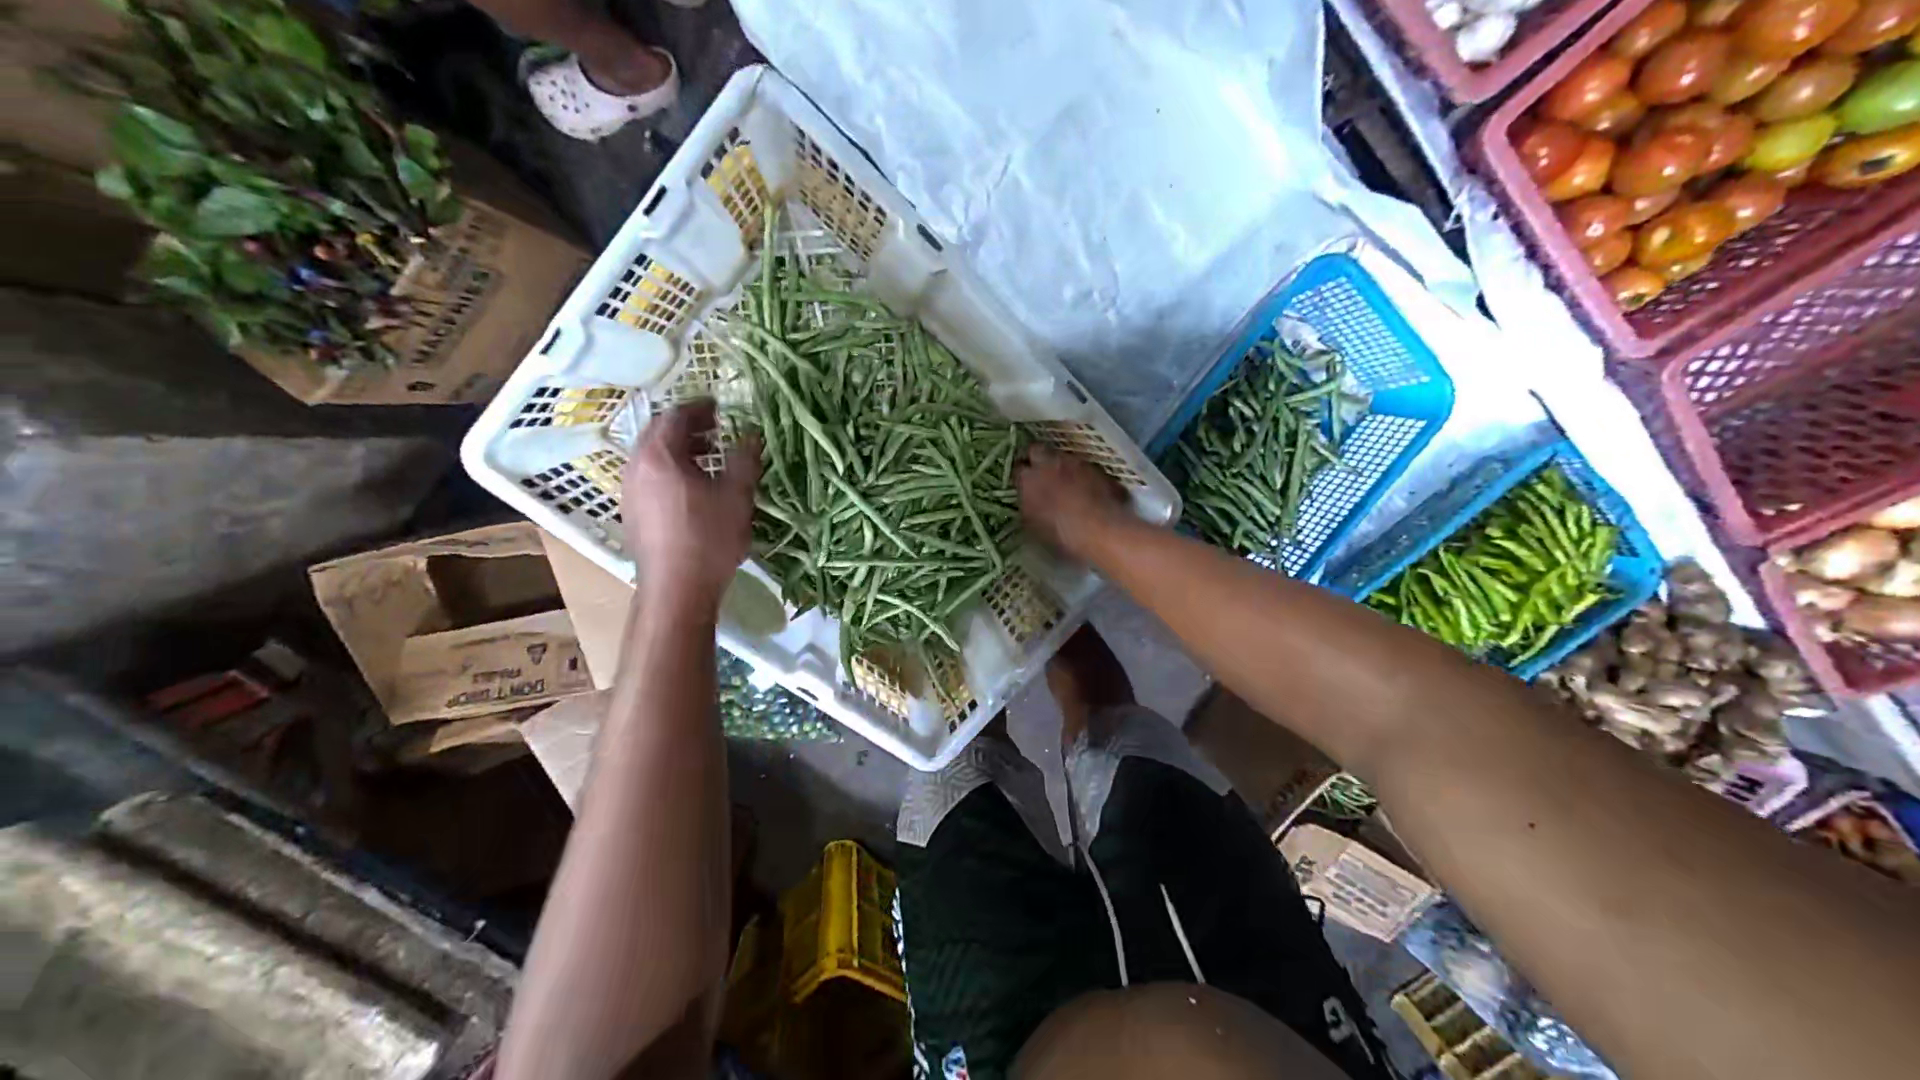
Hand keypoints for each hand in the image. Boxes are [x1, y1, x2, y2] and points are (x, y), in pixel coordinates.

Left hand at [623, 401, 760, 609]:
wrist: (676, 590)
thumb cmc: (708, 539)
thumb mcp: (737, 495)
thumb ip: (745, 459)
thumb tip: (752, 436)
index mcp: (659, 456)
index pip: (675, 416)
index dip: (699, 409)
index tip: (720, 409)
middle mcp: (636, 468)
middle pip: (658, 434)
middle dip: (687, 428)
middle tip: (714, 430)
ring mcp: (629, 492)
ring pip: (652, 458)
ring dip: (678, 451)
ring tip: (707, 459)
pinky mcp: (632, 514)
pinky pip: (649, 479)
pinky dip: (670, 472)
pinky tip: (693, 490)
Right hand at [1016, 445, 1133, 559]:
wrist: (1101, 531)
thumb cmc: (1059, 534)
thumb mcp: (1032, 525)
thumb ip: (1027, 505)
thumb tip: (1028, 499)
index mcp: (1029, 478)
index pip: (1018, 468)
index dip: (1021, 475)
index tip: (1023, 482)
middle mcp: (1050, 463)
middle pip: (1038, 450)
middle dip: (1037, 458)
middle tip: (1041, 474)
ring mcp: (1077, 463)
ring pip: (1065, 457)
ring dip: (1063, 467)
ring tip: (1068, 484)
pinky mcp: (1099, 469)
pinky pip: (1087, 469)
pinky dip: (1085, 477)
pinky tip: (1090, 492)